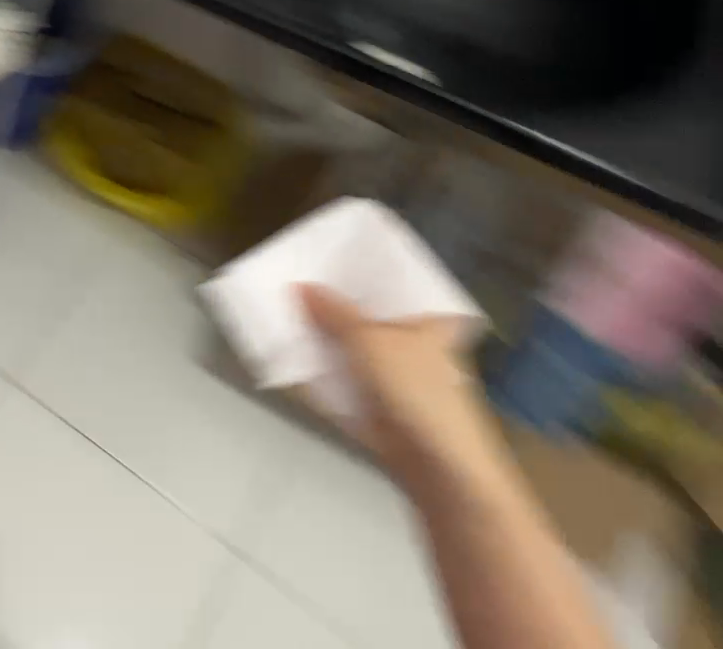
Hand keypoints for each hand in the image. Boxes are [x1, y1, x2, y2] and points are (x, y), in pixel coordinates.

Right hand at [298, 282, 501, 489]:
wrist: (438, 468)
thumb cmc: (416, 393)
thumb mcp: (369, 342)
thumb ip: (332, 312)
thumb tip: (300, 286)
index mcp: (429, 317)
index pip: (391, 281)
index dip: (357, 268)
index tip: (321, 253)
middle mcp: (415, 338)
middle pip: (365, 310)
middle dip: (330, 298)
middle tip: (291, 275)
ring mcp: (395, 368)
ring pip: (351, 340)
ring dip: (323, 329)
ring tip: (284, 303)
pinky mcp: (377, 395)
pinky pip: (343, 367)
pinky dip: (322, 359)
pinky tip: (292, 343)